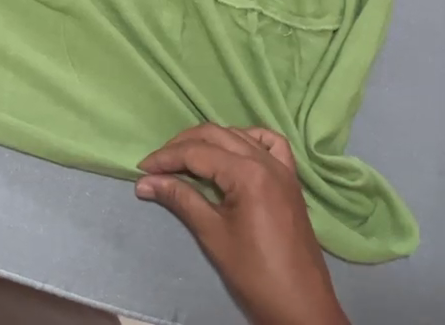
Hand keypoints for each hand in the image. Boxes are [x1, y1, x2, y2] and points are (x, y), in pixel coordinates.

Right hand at [135, 125, 348, 324]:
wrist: (302, 308)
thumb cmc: (255, 274)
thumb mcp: (212, 234)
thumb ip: (180, 199)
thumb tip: (145, 182)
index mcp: (248, 173)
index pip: (197, 152)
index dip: (166, 158)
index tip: (142, 169)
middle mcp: (266, 161)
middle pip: (215, 136)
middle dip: (182, 146)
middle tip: (158, 165)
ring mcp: (282, 168)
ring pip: (237, 136)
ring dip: (208, 142)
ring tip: (185, 160)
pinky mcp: (291, 180)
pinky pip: (270, 143)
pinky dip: (248, 139)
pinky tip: (233, 150)